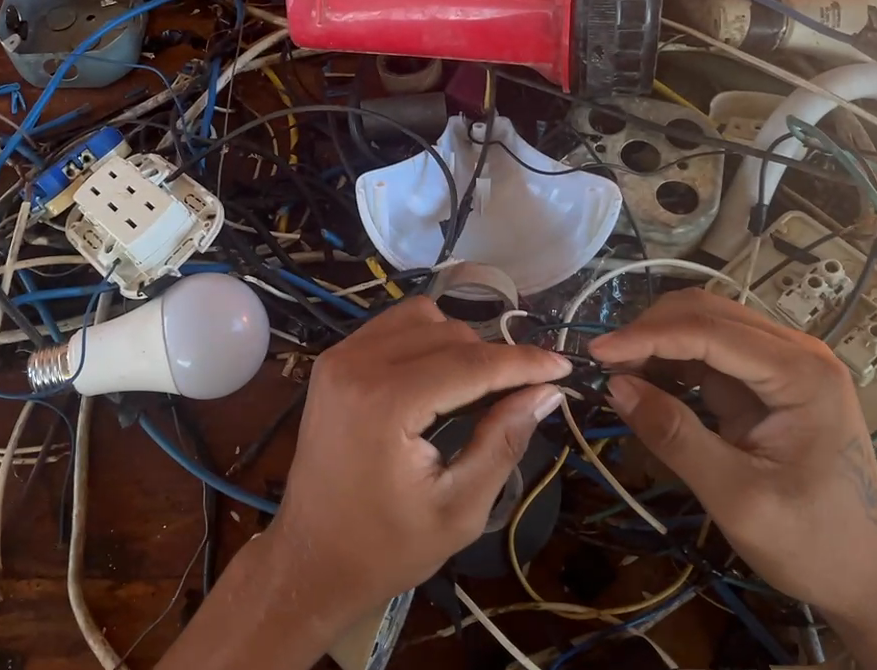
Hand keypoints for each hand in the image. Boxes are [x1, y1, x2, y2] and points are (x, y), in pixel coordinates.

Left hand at [265, 297, 569, 619]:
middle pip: (448, 333)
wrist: (311, 559)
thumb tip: (547, 391)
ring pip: (420, 317)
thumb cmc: (387, 547)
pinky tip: (440, 375)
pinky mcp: (332, 361)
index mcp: (386, 403)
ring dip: (459, 342)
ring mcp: (339, 357)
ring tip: (480, 386)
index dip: (524, 362)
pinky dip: (424, 339)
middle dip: (493, 357)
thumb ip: (504, 441)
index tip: (565, 366)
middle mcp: (357, 364)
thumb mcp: (460, 508)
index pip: (472, 363)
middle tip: (523, 392)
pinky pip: (391, 325)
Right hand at [587, 289, 876, 619]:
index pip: (709, 329)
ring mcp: (785, 365)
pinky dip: (673, 361)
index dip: (646, 336)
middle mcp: (797, 353)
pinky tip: (648, 385)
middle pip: (707, 312)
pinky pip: (711, 353)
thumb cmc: (812, 544)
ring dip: (659, 342)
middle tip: (605, 366)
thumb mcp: (736, 497)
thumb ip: (675, 437)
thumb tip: (614, 386)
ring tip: (620, 376)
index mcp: (801, 373)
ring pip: (705, 325)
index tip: (596, 354)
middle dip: (650, 331)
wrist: (869, 582)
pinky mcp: (769, 382)